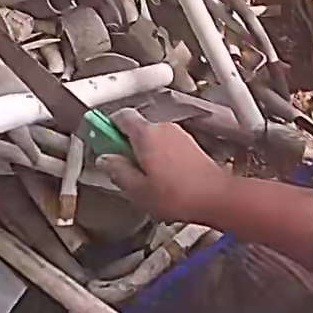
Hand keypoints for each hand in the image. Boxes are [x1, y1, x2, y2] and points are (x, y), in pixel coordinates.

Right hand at [96, 111, 232, 221]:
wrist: (214, 196)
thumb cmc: (179, 194)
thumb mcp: (136, 189)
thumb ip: (117, 170)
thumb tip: (105, 160)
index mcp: (146, 134)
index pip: (120, 116)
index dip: (106, 126)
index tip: (98, 138)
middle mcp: (164, 128)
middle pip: (136, 128)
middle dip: (124, 145)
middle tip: (119, 167)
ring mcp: (179, 135)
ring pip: (152, 138)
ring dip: (143, 153)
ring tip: (142, 180)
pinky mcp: (190, 146)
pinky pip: (166, 146)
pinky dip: (159, 158)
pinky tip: (160, 180)